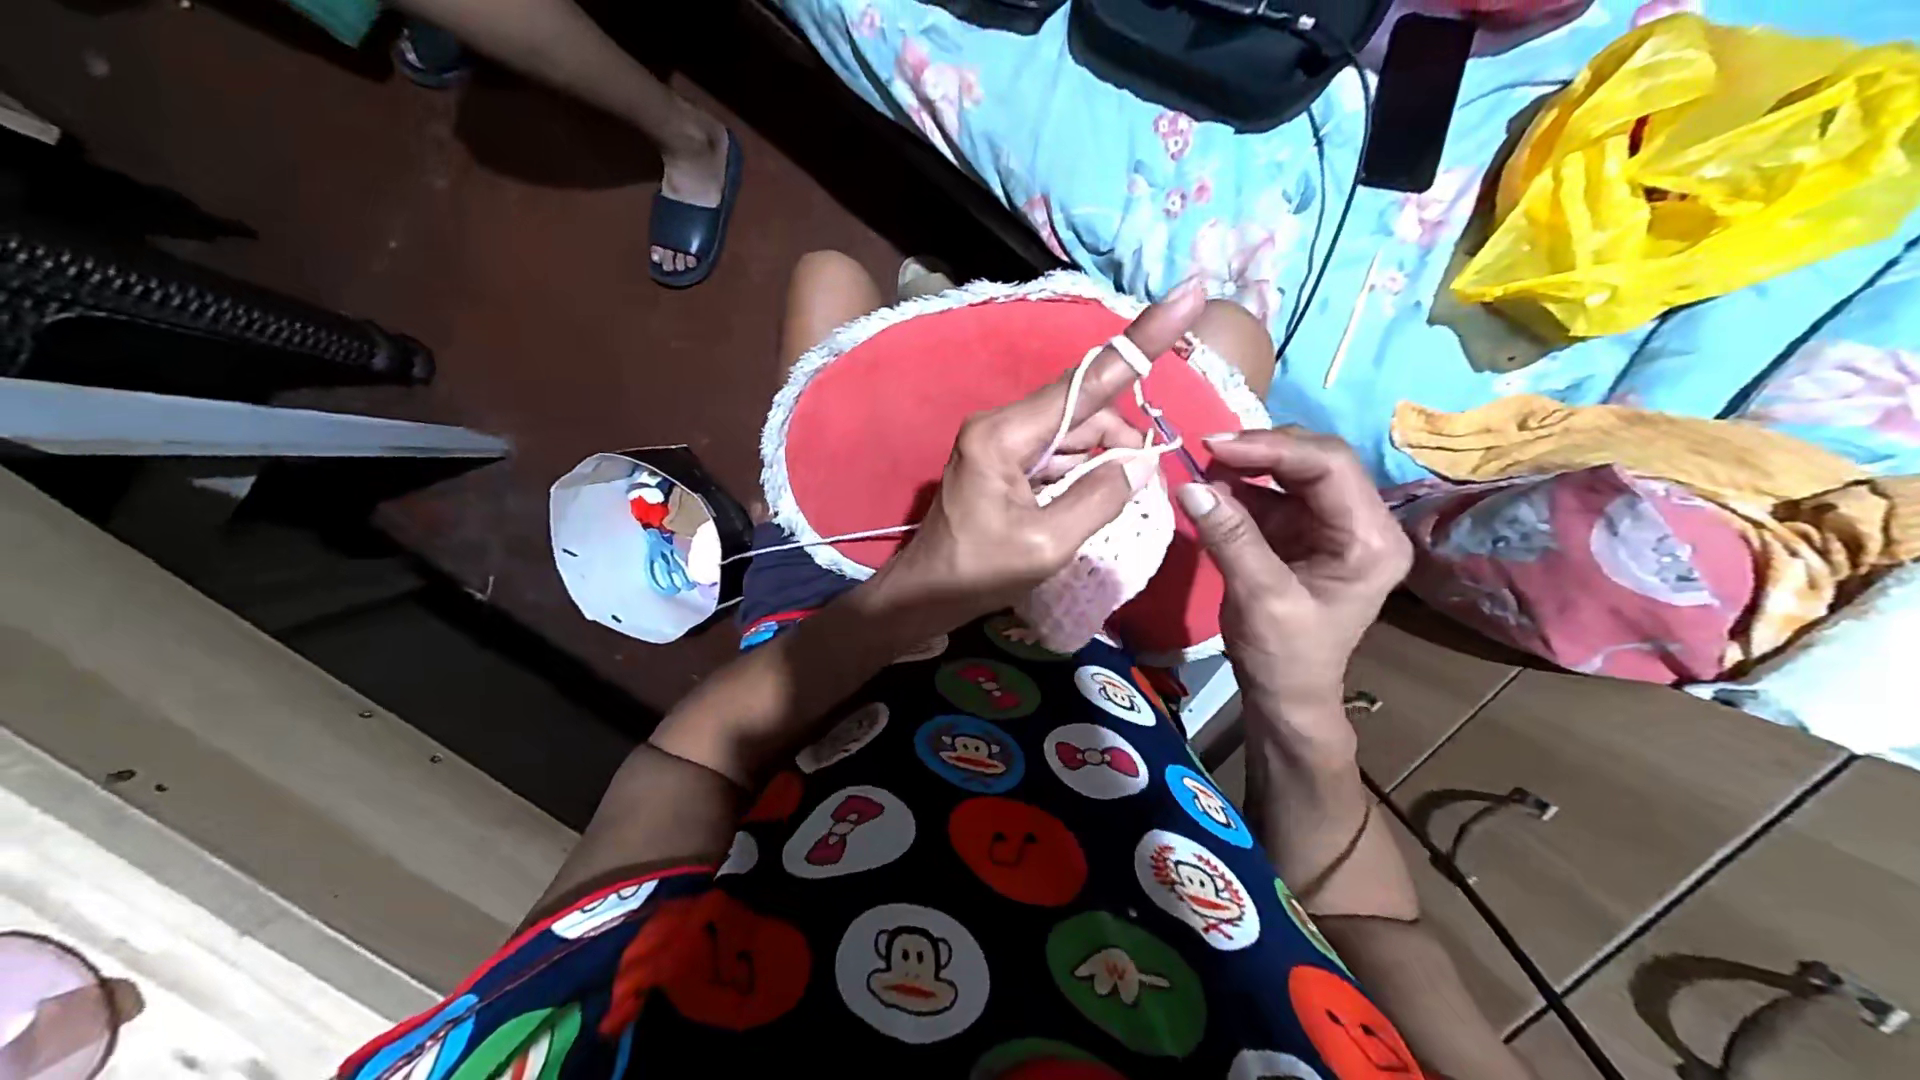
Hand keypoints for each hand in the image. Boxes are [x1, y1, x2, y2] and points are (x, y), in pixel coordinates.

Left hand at [868, 283, 1208, 632]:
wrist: (926, 593)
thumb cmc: (977, 573)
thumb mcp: (1046, 545)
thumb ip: (1098, 499)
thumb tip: (1141, 465)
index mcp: (1003, 435)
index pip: (1085, 382)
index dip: (1140, 341)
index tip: (1186, 295)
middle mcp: (1000, 424)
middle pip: (1082, 409)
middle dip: (1119, 439)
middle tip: (1144, 482)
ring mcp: (998, 440)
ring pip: (1072, 430)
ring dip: (1102, 457)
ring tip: (1118, 497)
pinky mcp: (1001, 459)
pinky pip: (1055, 450)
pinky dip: (1081, 468)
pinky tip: (1094, 494)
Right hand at [1179, 429, 1411, 745]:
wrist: (1285, 694)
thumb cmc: (1285, 656)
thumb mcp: (1259, 597)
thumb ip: (1230, 537)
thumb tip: (1190, 485)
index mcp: (1371, 538)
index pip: (1329, 467)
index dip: (1272, 448)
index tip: (1216, 444)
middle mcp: (1359, 522)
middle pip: (1315, 460)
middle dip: (1259, 450)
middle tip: (1206, 449)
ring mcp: (1329, 524)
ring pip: (1292, 470)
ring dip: (1247, 464)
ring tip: (1203, 466)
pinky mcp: (1300, 531)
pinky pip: (1271, 493)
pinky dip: (1239, 486)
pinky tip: (1211, 488)